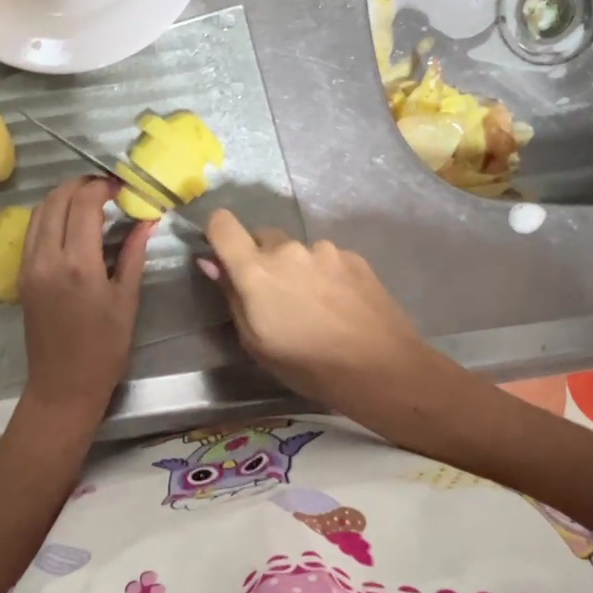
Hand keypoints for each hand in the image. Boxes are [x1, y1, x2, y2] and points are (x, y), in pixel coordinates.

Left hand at [19, 177, 152, 415]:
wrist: (63, 385)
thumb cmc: (104, 349)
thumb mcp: (126, 300)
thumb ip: (134, 254)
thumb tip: (146, 220)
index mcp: (78, 264)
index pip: (84, 203)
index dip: (103, 187)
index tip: (122, 186)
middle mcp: (47, 257)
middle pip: (57, 199)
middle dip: (82, 186)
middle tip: (107, 189)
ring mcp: (29, 265)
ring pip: (39, 212)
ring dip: (63, 198)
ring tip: (90, 203)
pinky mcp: (22, 275)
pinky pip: (32, 232)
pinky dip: (50, 217)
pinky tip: (71, 224)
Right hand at [203, 209, 441, 408]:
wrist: (380, 368)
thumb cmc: (306, 364)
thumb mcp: (255, 341)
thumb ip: (232, 296)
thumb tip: (213, 264)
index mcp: (256, 271)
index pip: (222, 224)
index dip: (217, 232)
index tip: (222, 253)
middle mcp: (288, 250)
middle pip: (261, 237)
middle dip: (259, 259)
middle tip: (272, 296)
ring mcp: (324, 250)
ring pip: (296, 251)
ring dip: (295, 268)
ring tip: (312, 306)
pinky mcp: (353, 257)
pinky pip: (325, 259)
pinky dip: (323, 274)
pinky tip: (337, 305)